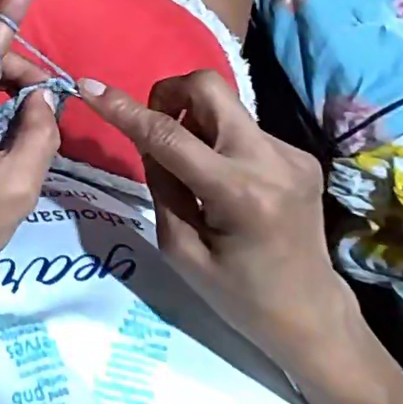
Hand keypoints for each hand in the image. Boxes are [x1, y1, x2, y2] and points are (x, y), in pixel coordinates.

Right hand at [79, 70, 359, 361]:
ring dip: (192, 122)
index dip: (123, 109)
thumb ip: (160, 185)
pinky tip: (221, 181)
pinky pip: (240, 127)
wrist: (313, 317)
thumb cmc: (238, 295)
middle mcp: (270, 161)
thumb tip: (147, 138)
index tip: (89, 86)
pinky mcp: (298, 154)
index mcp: (239, 194)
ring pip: (223, 105)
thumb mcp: (180, 248)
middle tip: (154, 130)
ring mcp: (290, 153)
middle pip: (208, 88)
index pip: (169, 135)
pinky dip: (216, 140)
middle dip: (168, 95)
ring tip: (191, 169)